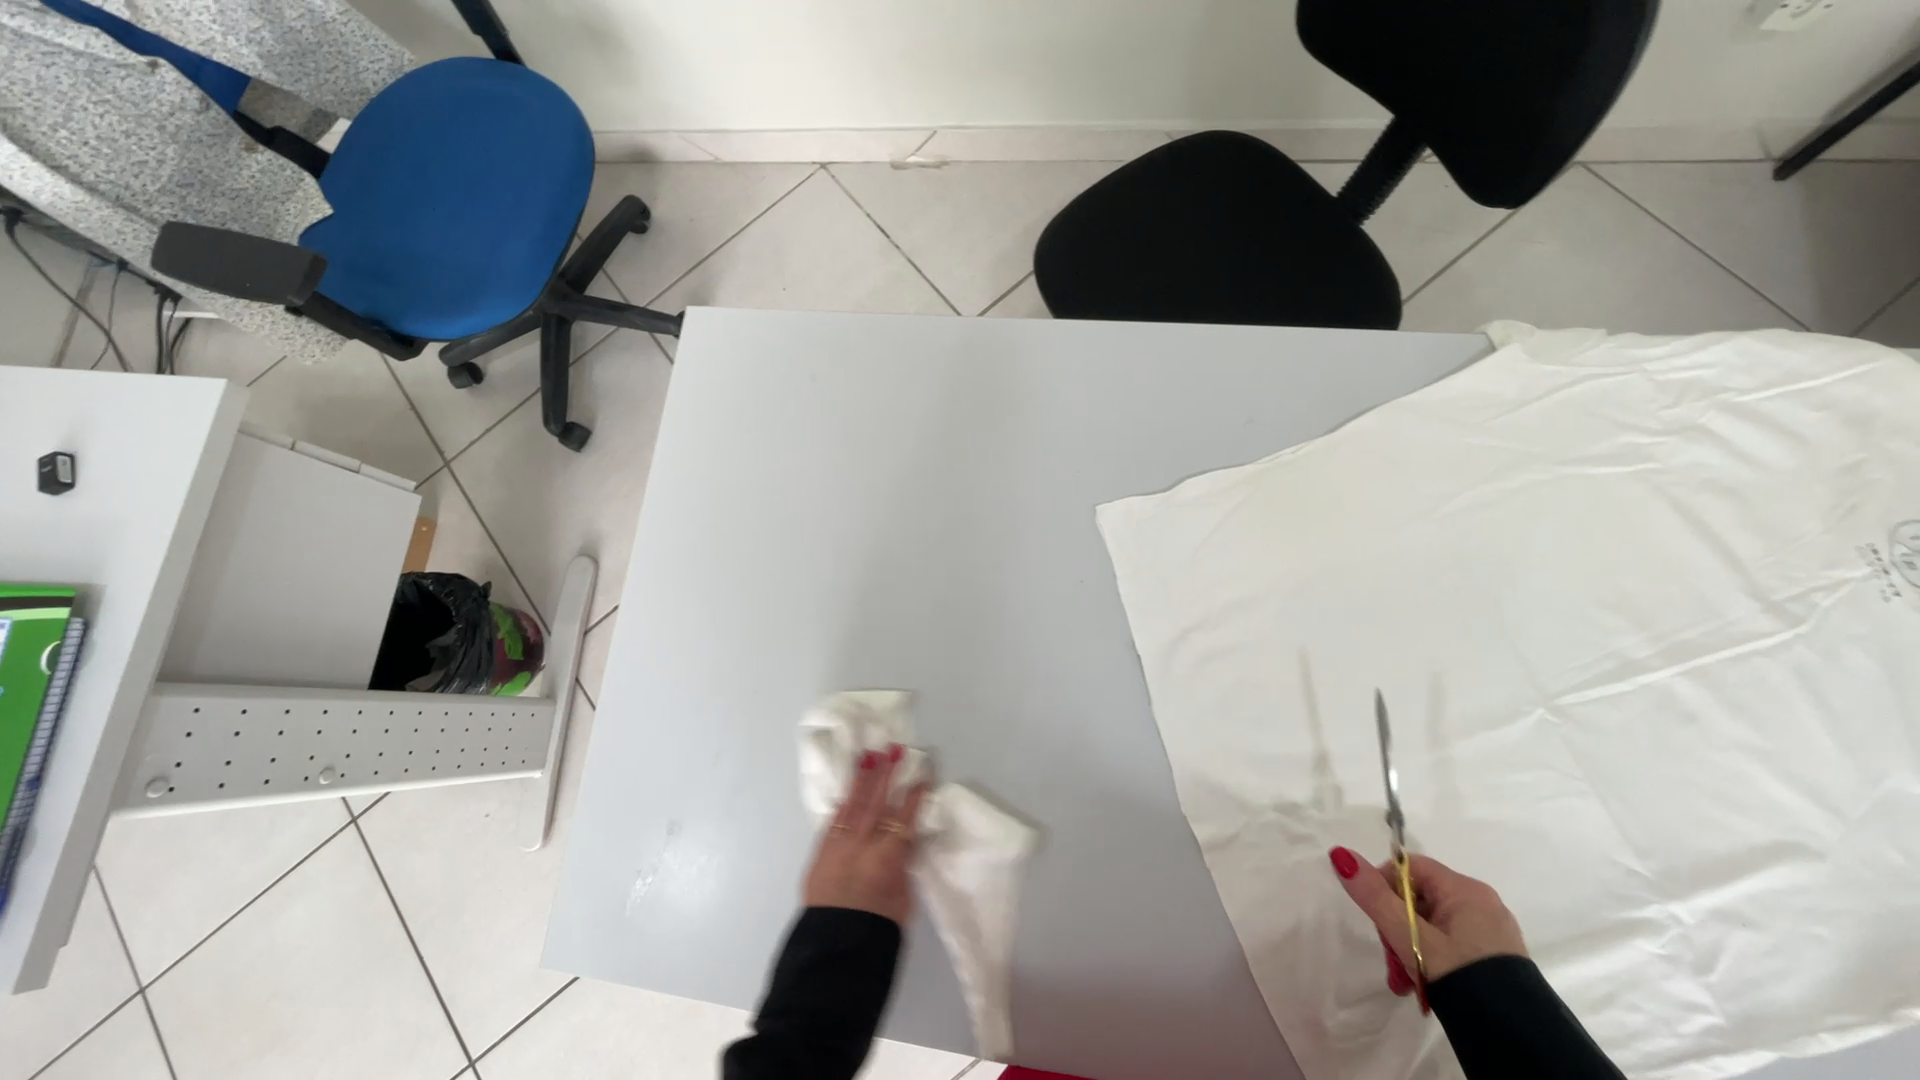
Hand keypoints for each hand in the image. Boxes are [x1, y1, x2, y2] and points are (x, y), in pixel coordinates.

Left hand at [803, 743, 929, 925]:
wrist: (834, 952)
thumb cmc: (877, 931)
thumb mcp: (903, 898)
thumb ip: (902, 865)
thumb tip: (906, 842)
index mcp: (885, 857)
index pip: (904, 816)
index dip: (916, 793)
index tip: (923, 771)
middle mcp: (860, 845)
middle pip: (875, 802)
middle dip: (886, 774)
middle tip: (893, 749)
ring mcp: (836, 847)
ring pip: (851, 806)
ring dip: (861, 780)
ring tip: (868, 756)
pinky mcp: (819, 855)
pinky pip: (832, 823)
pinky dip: (841, 805)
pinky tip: (847, 792)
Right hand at [1329, 846, 1527, 995]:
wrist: (1510, 1035)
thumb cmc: (1457, 973)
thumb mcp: (1407, 935)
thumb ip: (1373, 895)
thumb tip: (1340, 853)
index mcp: (1464, 889)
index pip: (1408, 867)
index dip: (1384, 887)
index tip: (1377, 921)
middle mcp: (1481, 902)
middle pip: (1417, 899)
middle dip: (1395, 928)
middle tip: (1391, 960)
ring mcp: (1490, 930)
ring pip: (1431, 925)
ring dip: (1409, 948)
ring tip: (1404, 981)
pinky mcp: (1494, 955)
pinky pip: (1450, 944)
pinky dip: (1431, 959)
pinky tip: (1423, 985)